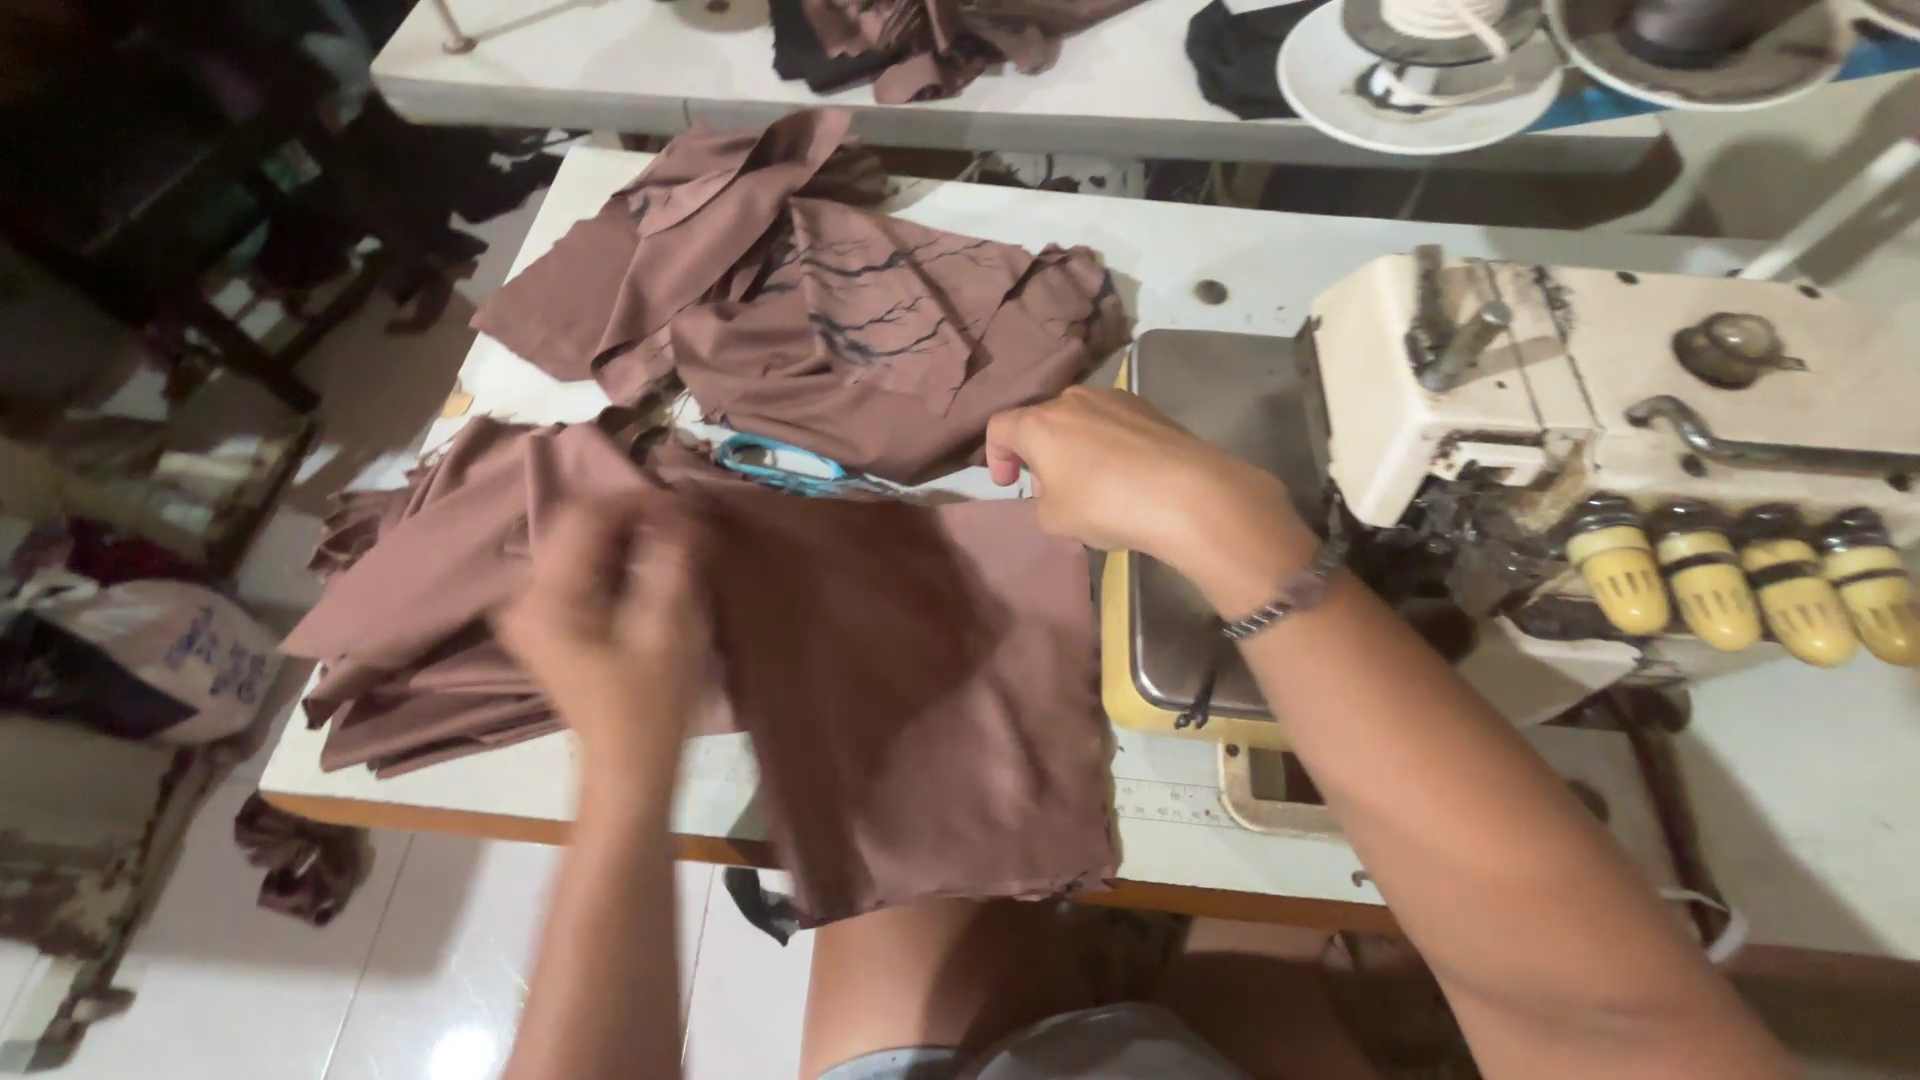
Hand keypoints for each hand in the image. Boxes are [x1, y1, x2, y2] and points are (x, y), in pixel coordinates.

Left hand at [494, 492, 705, 793]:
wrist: (628, 765)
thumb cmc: (651, 705)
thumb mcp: (670, 628)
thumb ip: (671, 561)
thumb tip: (679, 511)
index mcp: (547, 598)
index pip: (584, 516)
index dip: (635, 500)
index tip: (682, 502)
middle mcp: (525, 597)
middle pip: (577, 527)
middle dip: (632, 516)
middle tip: (682, 520)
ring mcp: (531, 611)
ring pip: (580, 545)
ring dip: (627, 536)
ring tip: (672, 538)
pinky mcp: (547, 622)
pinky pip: (580, 568)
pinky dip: (616, 558)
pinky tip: (649, 565)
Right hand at [985, 386, 1316, 614]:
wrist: (1185, 492)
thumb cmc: (1104, 505)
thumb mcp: (1053, 520)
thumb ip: (1041, 501)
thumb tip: (1057, 489)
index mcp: (1038, 423)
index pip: (999, 428)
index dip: (995, 456)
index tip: (1008, 483)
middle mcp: (1072, 400)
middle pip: (1041, 421)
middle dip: (1039, 453)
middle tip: (1051, 489)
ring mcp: (1114, 398)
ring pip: (1080, 420)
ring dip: (1075, 447)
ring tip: (1094, 483)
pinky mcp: (1149, 408)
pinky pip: (1113, 425)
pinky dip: (1108, 446)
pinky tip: (1127, 476)